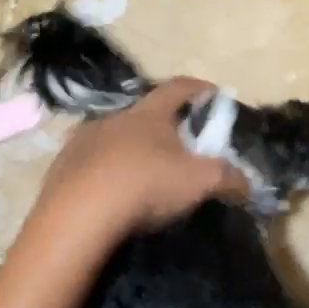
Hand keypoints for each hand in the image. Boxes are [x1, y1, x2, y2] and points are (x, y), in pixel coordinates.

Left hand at [24, 77, 246, 244]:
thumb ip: (229, 178)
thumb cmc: (144, 186)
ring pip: (114, 138)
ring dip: (131, 150)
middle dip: (164, 126)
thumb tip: (248, 184)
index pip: (177, 88)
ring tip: (145, 173)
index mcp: (148, 114)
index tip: (213, 95)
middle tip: (181, 145)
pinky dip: (106, 173)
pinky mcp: (60, 170)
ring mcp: (81, 143)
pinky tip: (114, 195)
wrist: (75, 219)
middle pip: (144, 114)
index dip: (198, 89)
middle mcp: (112, 119)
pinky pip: (90, 165)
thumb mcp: (200, 182)